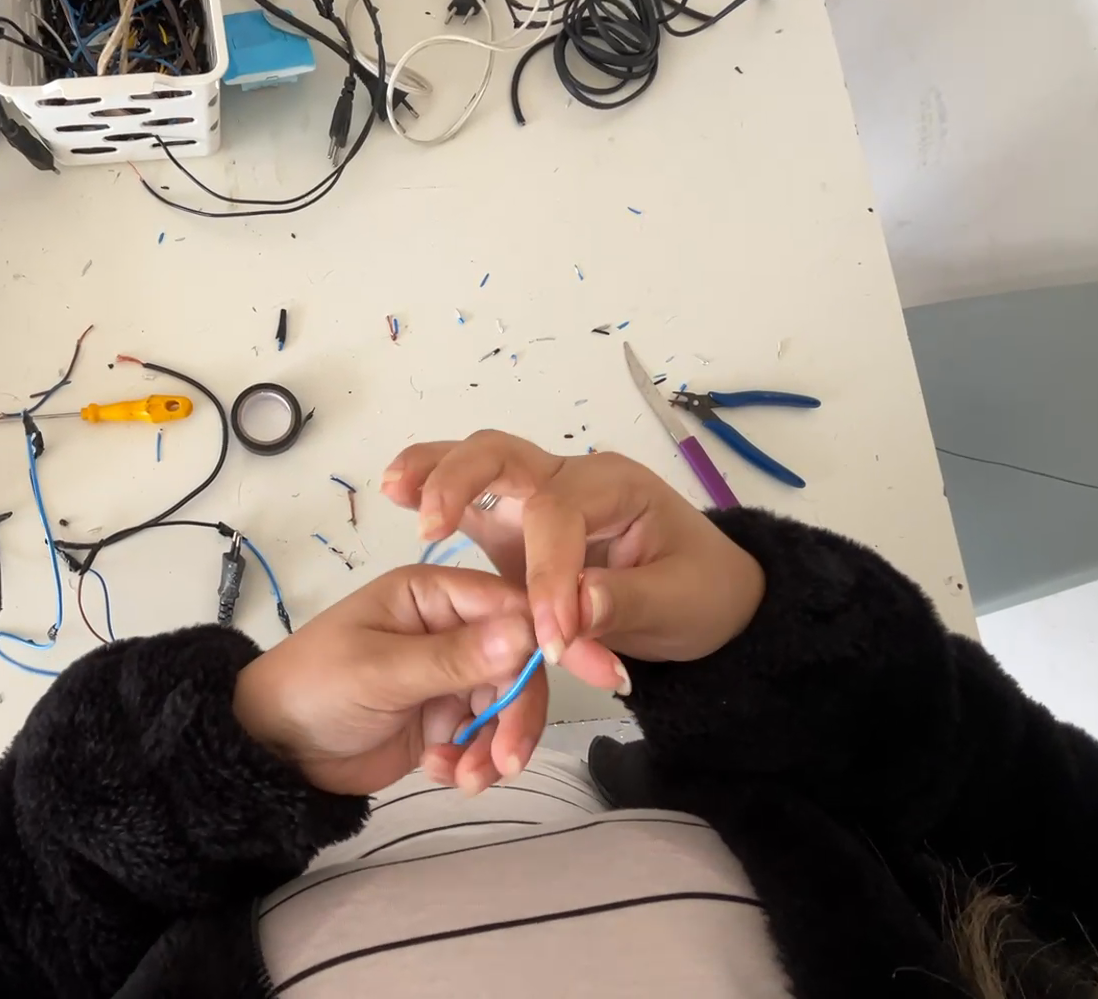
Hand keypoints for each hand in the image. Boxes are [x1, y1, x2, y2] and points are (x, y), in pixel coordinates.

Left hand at [234, 565, 545, 797]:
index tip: (589, 675)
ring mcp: (448, 674)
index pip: (507, 604)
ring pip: (506, 704)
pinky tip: (443, 773)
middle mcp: (447, 628)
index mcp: (430, 594)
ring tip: (466, 779)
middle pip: (517, 662)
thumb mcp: (383, 671)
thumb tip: (527, 633)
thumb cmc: (317, 688)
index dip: (544, 638)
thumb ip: (455, 657)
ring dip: (495, 746)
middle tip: (507, 761)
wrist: (275, 750)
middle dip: (516, 712)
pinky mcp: (443, 716)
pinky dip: (474, 759)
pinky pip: (484, 735)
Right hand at [381, 431, 765, 690]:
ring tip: (393, 486)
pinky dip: (432, 485)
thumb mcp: (680, 605)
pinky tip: (397, 489)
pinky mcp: (515, 521)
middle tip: (428, 526)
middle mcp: (570, 478)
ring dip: (433, 470)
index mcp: (615, 489)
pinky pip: (471, 493)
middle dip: (462, 483)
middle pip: (504, 455)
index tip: (550, 641)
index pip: (561, 519)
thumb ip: (624, 603)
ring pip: (479, 460)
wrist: (704, 590)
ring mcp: (538, 494)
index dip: (549, 577)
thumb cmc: (699, 592)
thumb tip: (573, 606)